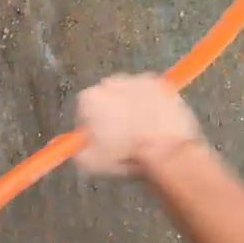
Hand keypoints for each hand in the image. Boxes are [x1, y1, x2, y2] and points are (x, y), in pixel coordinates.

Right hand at [73, 73, 202, 175]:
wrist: (165, 150)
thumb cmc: (127, 155)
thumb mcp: (92, 162)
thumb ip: (78, 152)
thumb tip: (78, 149)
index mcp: (89, 99)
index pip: (83, 110)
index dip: (91, 127)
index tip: (100, 140)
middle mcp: (108, 83)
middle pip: (105, 97)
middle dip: (111, 112)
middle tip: (122, 134)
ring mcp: (134, 80)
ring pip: (128, 93)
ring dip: (131, 106)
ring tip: (141, 129)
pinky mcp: (158, 83)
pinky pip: (149, 91)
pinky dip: (151, 102)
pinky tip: (155, 120)